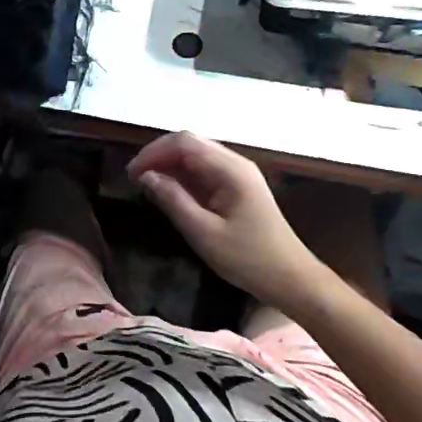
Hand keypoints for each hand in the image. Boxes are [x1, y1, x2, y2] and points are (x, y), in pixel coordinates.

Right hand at [127, 132, 336, 313]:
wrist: (291, 279)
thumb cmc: (249, 259)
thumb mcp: (204, 233)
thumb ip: (173, 200)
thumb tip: (146, 177)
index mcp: (230, 169)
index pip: (184, 142)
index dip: (153, 152)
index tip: (131, 174)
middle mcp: (234, 164)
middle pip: (189, 145)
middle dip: (158, 157)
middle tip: (133, 179)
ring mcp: (237, 175)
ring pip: (195, 158)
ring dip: (168, 166)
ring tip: (145, 185)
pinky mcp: (236, 188)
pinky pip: (204, 173)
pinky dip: (182, 178)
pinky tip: (167, 193)